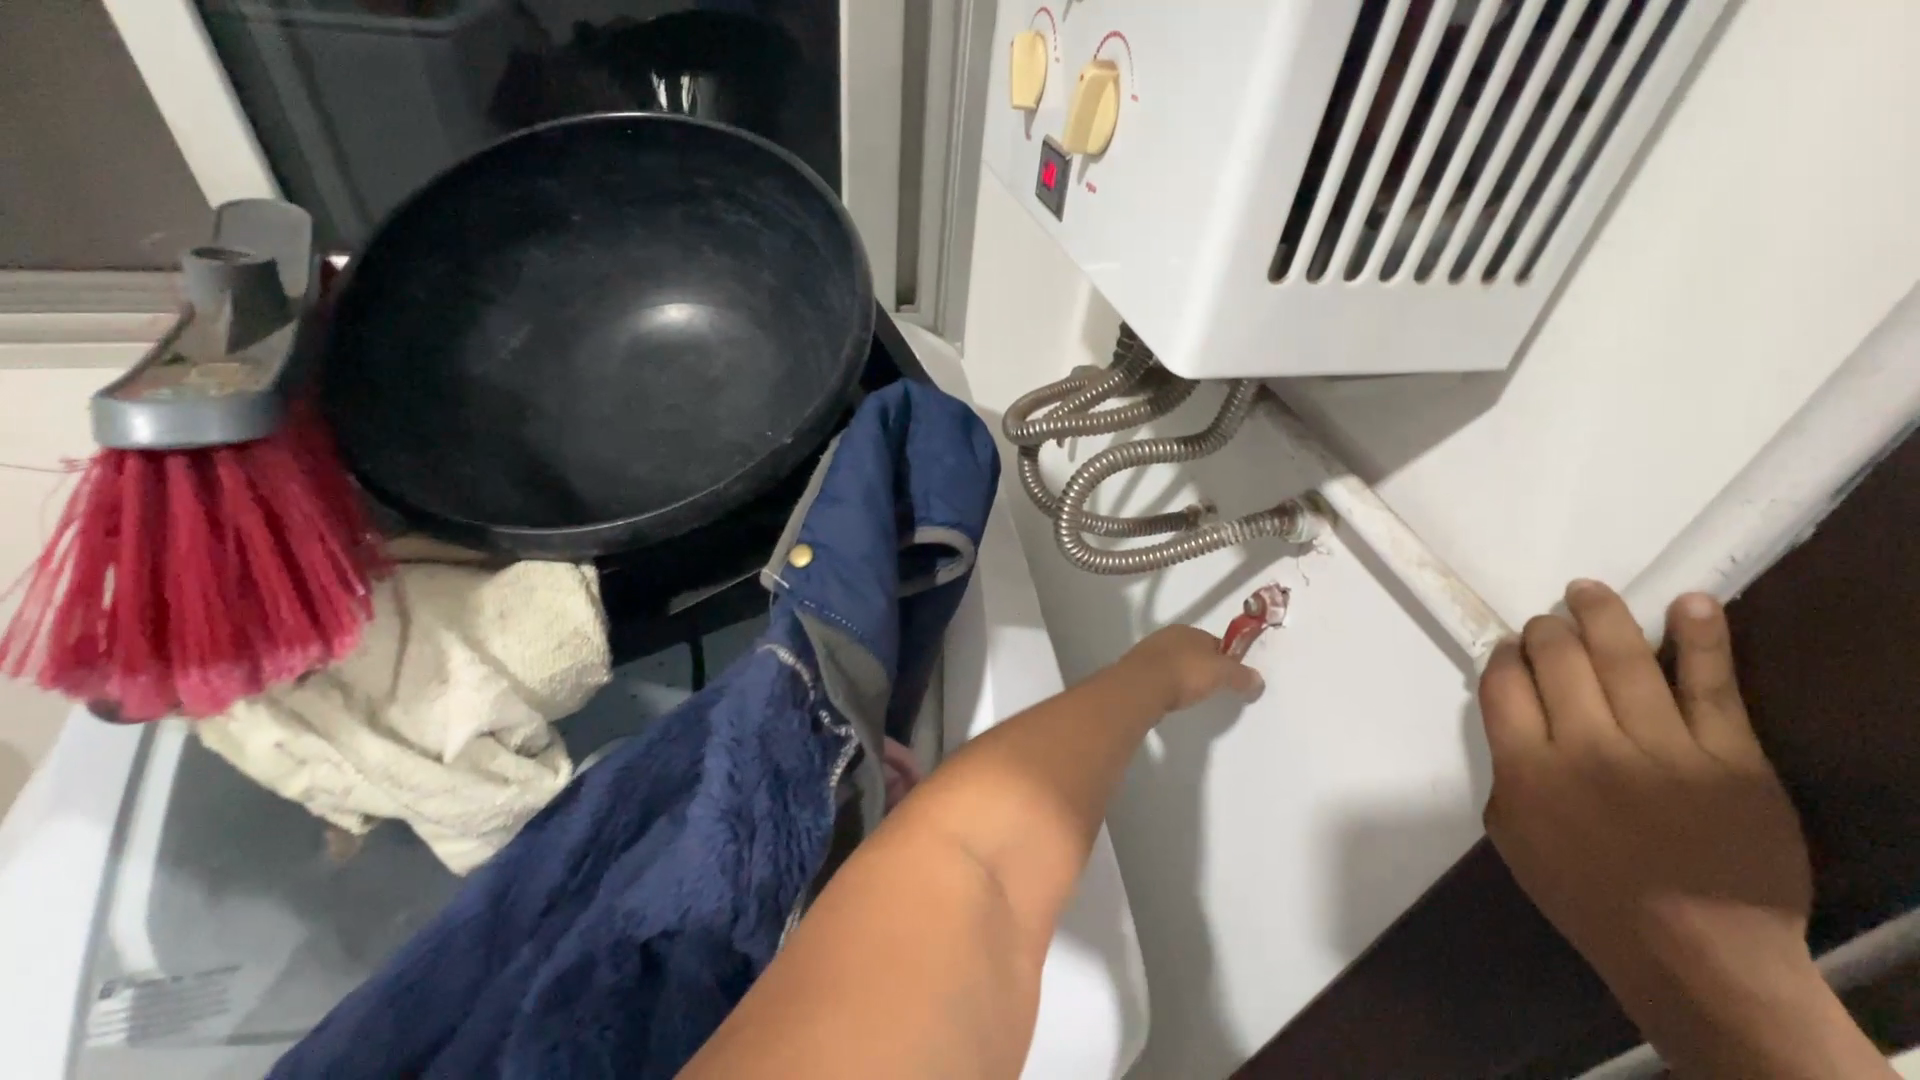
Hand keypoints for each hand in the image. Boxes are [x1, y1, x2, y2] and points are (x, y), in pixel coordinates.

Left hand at [1119, 625, 1263, 712]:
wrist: (1141, 686)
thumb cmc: (1185, 672)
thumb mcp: (1221, 673)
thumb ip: (1241, 676)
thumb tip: (1258, 680)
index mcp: (1188, 630)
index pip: (1214, 642)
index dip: (1225, 659)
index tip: (1230, 677)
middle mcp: (1166, 636)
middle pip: (1192, 651)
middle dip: (1201, 667)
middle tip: (1210, 688)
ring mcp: (1148, 652)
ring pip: (1173, 663)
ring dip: (1181, 676)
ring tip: (1189, 695)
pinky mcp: (1135, 671)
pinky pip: (1158, 676)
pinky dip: (1166, 685)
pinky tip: (1169, 698)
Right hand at [1480, 581, 1810, 995]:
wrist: (1698, 950)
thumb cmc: (1590, 896)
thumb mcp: (1513, 836)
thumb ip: (1508, 771)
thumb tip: (1516, 718)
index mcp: (1528, 771)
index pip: (1504, 684)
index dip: (1505, 655)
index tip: (1512, 649)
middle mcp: (1587, 748)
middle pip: (1557, 659)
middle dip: (1545, 630)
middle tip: (1548, 623)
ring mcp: (1662, 749)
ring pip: (1624, 659)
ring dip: (1600, 614)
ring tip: (1586, 590)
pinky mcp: (1731, 757)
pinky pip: (1712, 687)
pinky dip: (1701, 639)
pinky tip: (1690, 602)